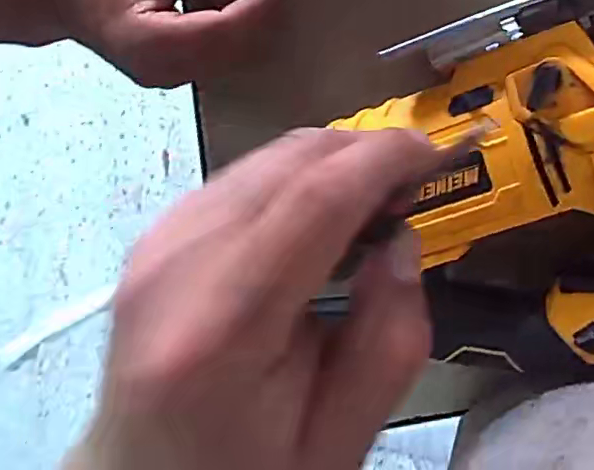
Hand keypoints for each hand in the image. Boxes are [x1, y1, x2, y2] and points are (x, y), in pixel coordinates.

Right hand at [52, 0, 287, 87]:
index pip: (223, 30)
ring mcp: (172, 79)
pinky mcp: (178, 76)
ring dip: (252, 22)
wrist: (66, 4)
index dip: (258, 6)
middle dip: (261, 14)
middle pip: (234, 47)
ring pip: (232, 56)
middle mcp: (165, 71)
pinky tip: (232, 3)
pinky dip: (236, 31)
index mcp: (153, 43)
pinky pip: (220, 56)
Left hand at [68, 128, 440, 469]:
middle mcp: (176, 263)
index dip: (383, 158)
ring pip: (274, 154)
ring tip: (372, 200)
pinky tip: (322, 211)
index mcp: (217, 331)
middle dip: (366, 153)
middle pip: (294, 160)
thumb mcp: (337, 443)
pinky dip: (301, 174)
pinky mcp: (160, 226)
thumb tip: (400, 241)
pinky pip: (250, 170)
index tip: (433, 152)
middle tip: (411, 186)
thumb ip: (388, 341)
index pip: (316, 199)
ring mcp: (159, 237)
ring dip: (336, 160)